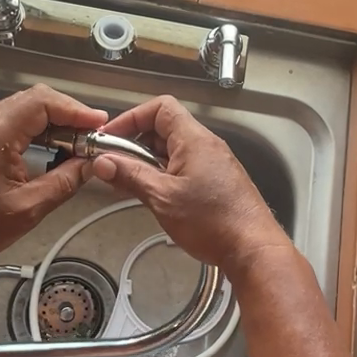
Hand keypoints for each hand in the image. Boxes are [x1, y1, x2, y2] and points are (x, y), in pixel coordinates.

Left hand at [0, 85, 107, 266]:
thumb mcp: (28, 209)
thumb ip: (64, 182)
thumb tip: (91, 165)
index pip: (42, 102)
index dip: (75, 109)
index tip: (98, 124)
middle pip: (33, 99)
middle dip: (67, 113)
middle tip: (90, 134)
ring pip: (21, 109)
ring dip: (51, 121)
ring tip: (75, 143)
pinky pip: (9, 122)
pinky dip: (34, 129)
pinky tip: (49, 148)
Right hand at [90, 96, 291, 272]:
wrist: (252, 249)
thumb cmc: (214, 222)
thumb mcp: (163, 197)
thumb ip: (131, 176)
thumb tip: (104, 162)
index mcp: (194, 139)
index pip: (160, 108)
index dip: (131, 118)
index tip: (110, 138)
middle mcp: (206, 146)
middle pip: (164, 129)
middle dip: (135, 144)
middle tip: (113, 165)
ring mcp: (213, 164)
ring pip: (172, 151)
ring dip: (147, 163)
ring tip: (127, 183)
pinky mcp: (216, 183)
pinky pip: (184, 168)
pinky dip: (163, 176)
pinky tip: (151, 195)